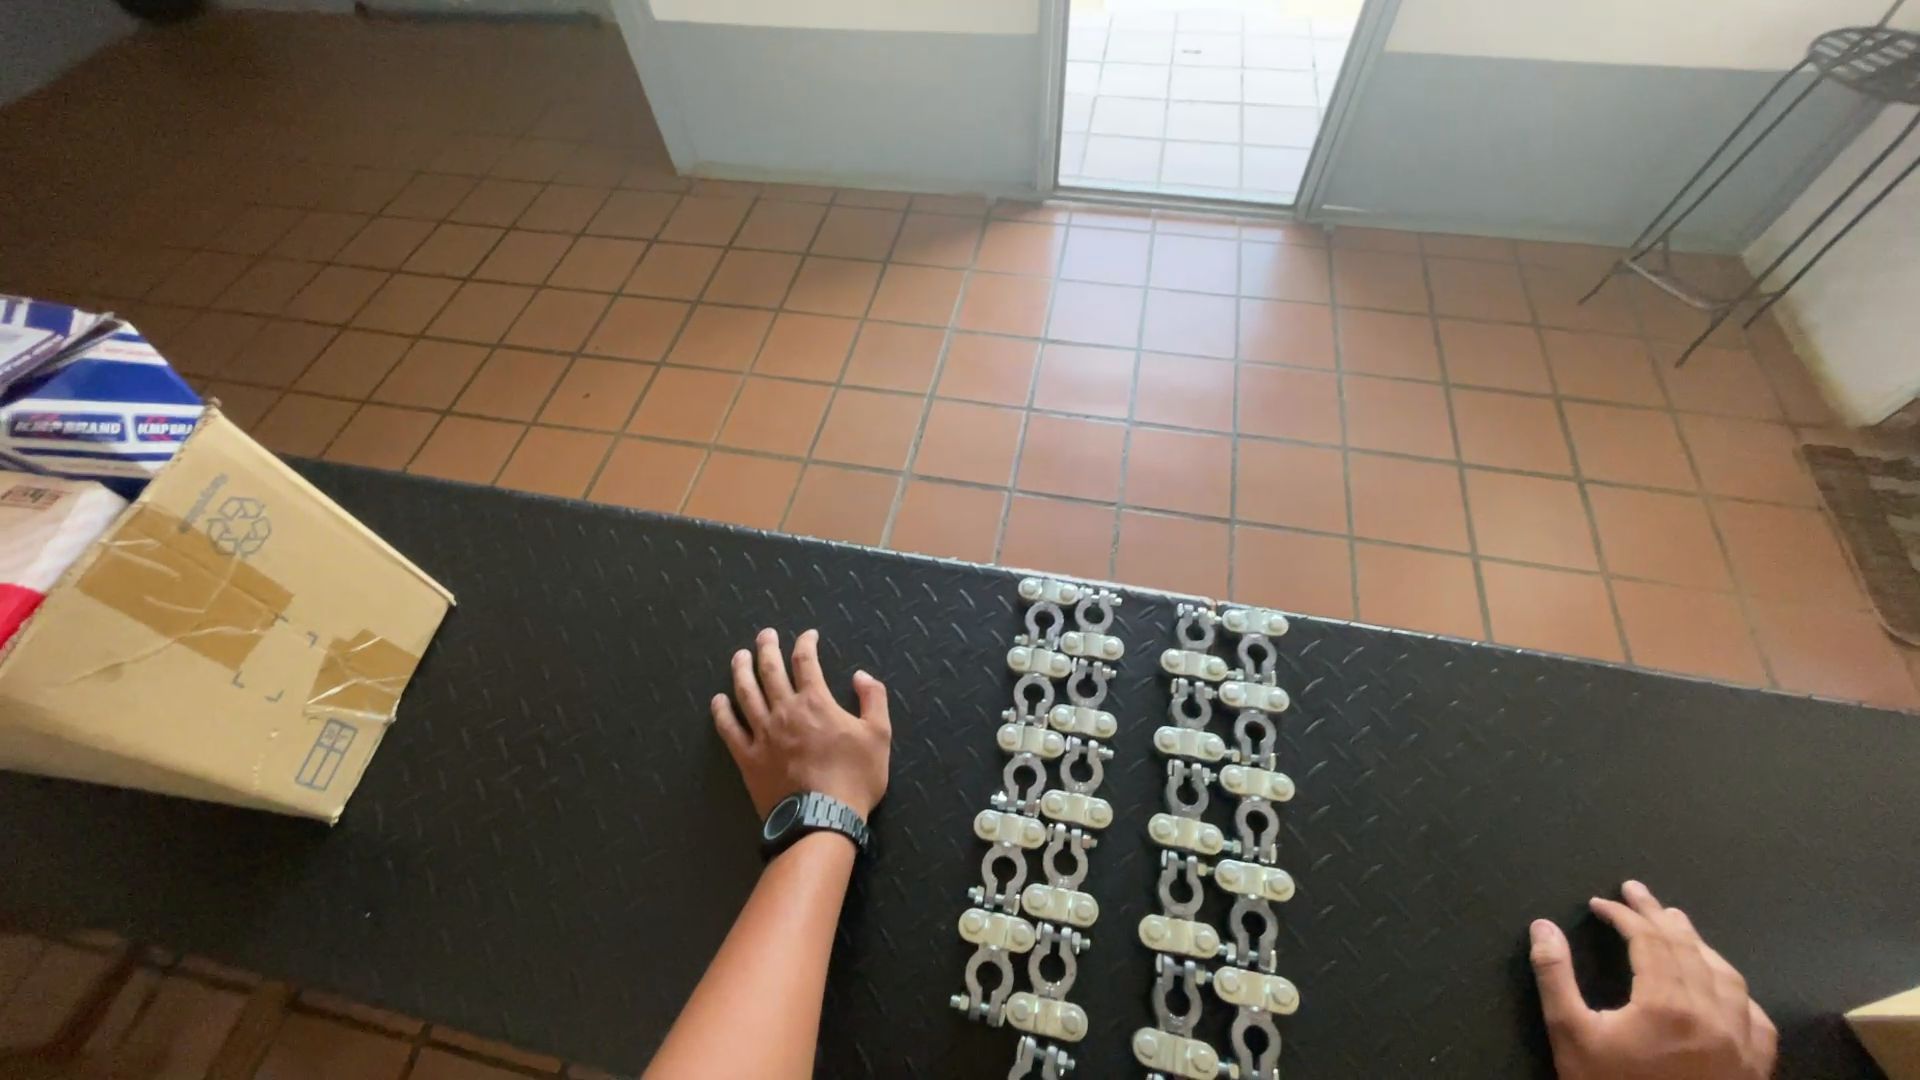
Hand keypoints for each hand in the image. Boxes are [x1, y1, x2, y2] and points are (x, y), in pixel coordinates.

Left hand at [711, 628, 890, 819]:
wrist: (823, 819)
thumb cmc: (855, 777)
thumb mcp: (879, 735)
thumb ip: (874, 699)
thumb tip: (861, 675)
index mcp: (816, 702)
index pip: (806, 662)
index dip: (806, 643)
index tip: (808, 635)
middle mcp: (785, 711)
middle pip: (770, 670)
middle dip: (767, 648)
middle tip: (765, 635)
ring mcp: (762, 734)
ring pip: (746, 694)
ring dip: (741, 671)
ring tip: (739, 656)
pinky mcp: (748, 759)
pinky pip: (729, 730)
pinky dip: (722, 712)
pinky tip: (718, 700)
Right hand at [1530, 880, 1775, 1079]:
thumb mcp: (1569, 1031)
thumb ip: (1554, 974)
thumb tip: (1543, 924)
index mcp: (1668, 1004)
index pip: (1649, 941)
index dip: (1623, 915)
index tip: (1598, 902)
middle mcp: (1714, 1017)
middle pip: (1689, 951)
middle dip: (1658, 916)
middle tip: (1636, 891)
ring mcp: (1742, 1046)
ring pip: (1728, 978)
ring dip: (1699, 944)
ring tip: (1677, 923)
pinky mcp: (1755, 1070)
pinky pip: (1756, 1018)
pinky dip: (1735, 989)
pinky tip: (1723, 984)